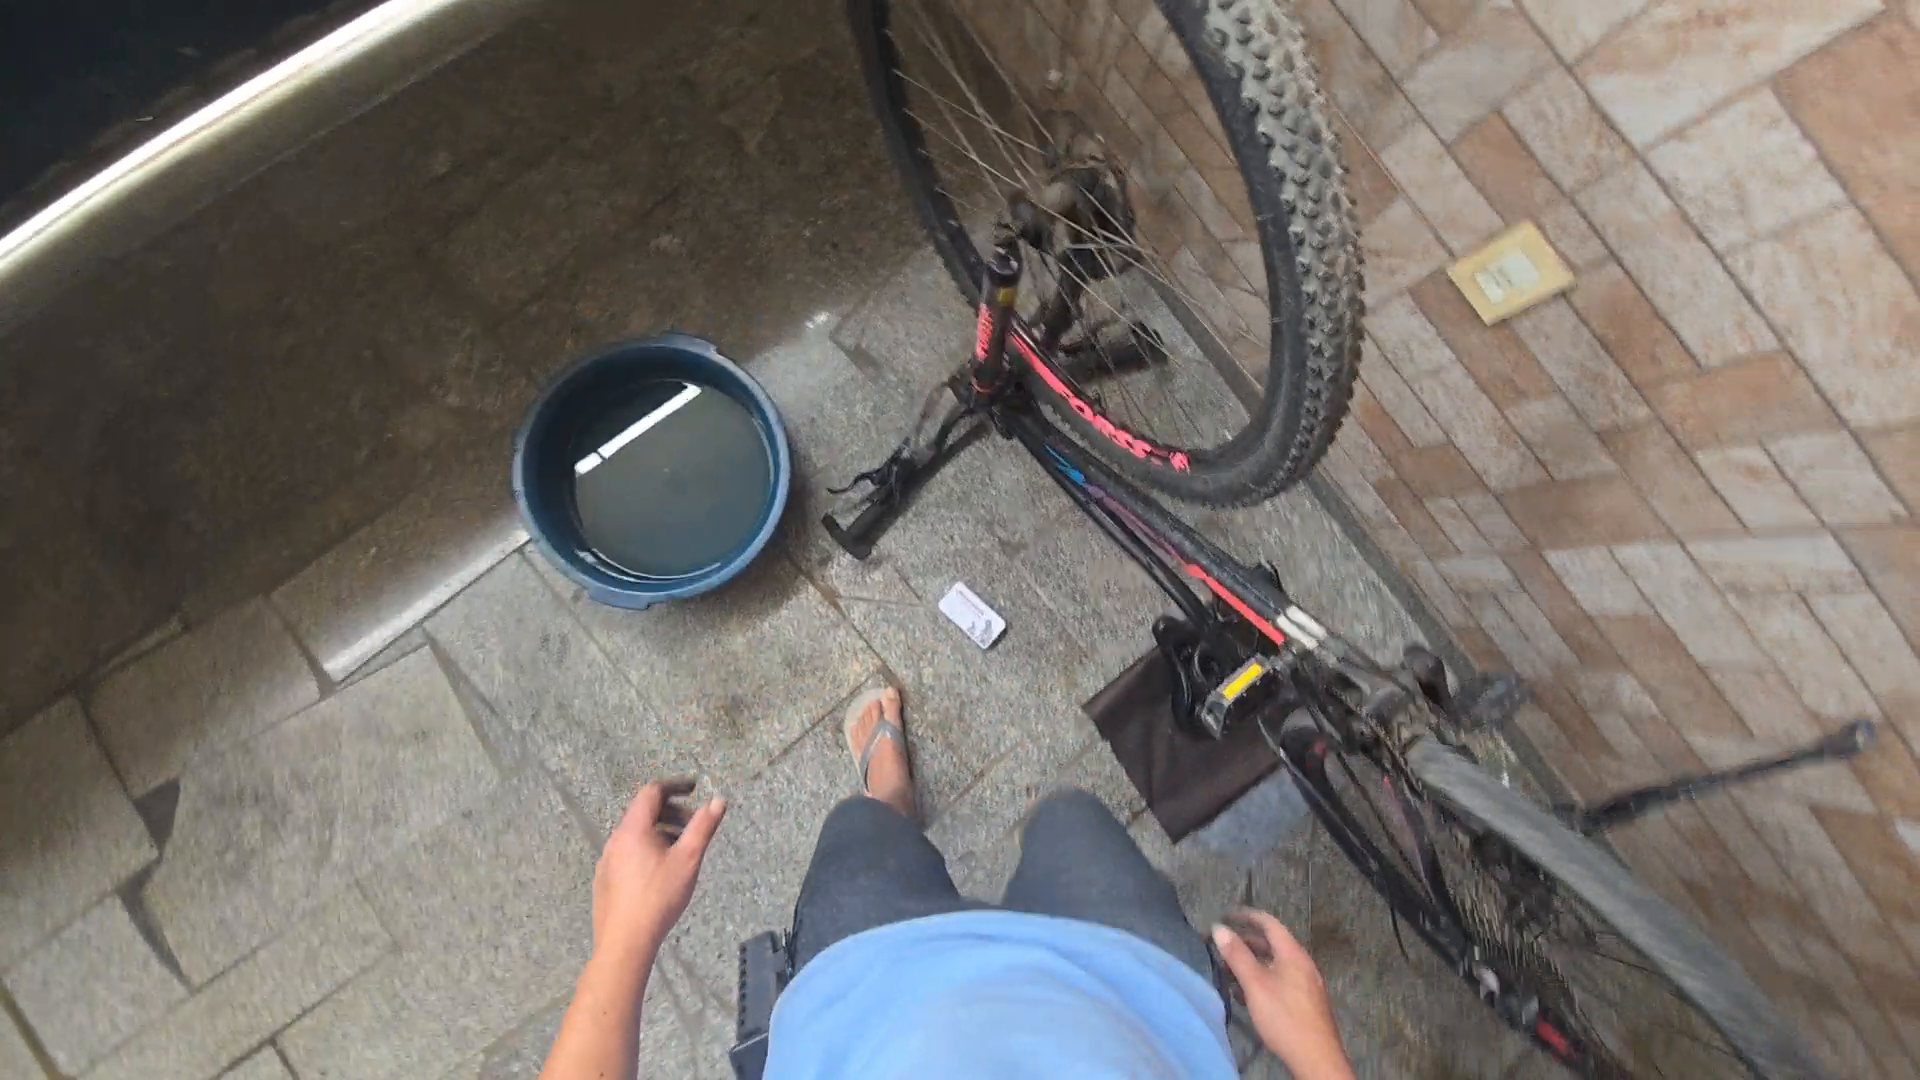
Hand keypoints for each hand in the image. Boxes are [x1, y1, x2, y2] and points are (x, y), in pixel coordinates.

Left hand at [592, 777, 725, 961]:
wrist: (625, 944)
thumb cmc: (659, 896)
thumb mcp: (688, 859)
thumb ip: (703, 826)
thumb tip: (719, 800)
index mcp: (633, 830)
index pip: (652, 792)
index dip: (674, 786)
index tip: (694, 788)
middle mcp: (615, 840)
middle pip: (643, 812)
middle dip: (670, 812)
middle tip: (693, 825)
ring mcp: (606, 862)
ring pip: (635, 834)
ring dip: (659, 832)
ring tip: (679, 849)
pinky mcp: (604, 881)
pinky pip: (627, 853)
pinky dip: (646, 849)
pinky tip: (659, 872)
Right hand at [1213, 911, 1353, 1079]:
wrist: (1318, 1062)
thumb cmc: (1284, 1017)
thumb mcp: (1255, 984)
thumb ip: (1236, 954)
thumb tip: (1219, 928)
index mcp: (1293, 954)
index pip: (1269, 923)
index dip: (1247, 916)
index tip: (1227, 915)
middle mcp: (1303, 965)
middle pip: (1272, 944)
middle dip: (1246, 943)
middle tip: (1224, 946)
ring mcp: (1307, 986)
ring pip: (1275, 965)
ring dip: (1252, 964)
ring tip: (1230, 972)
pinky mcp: (1307, 1005)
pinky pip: (1282, 981)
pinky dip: (1263, 980)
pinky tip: (1248, 995)